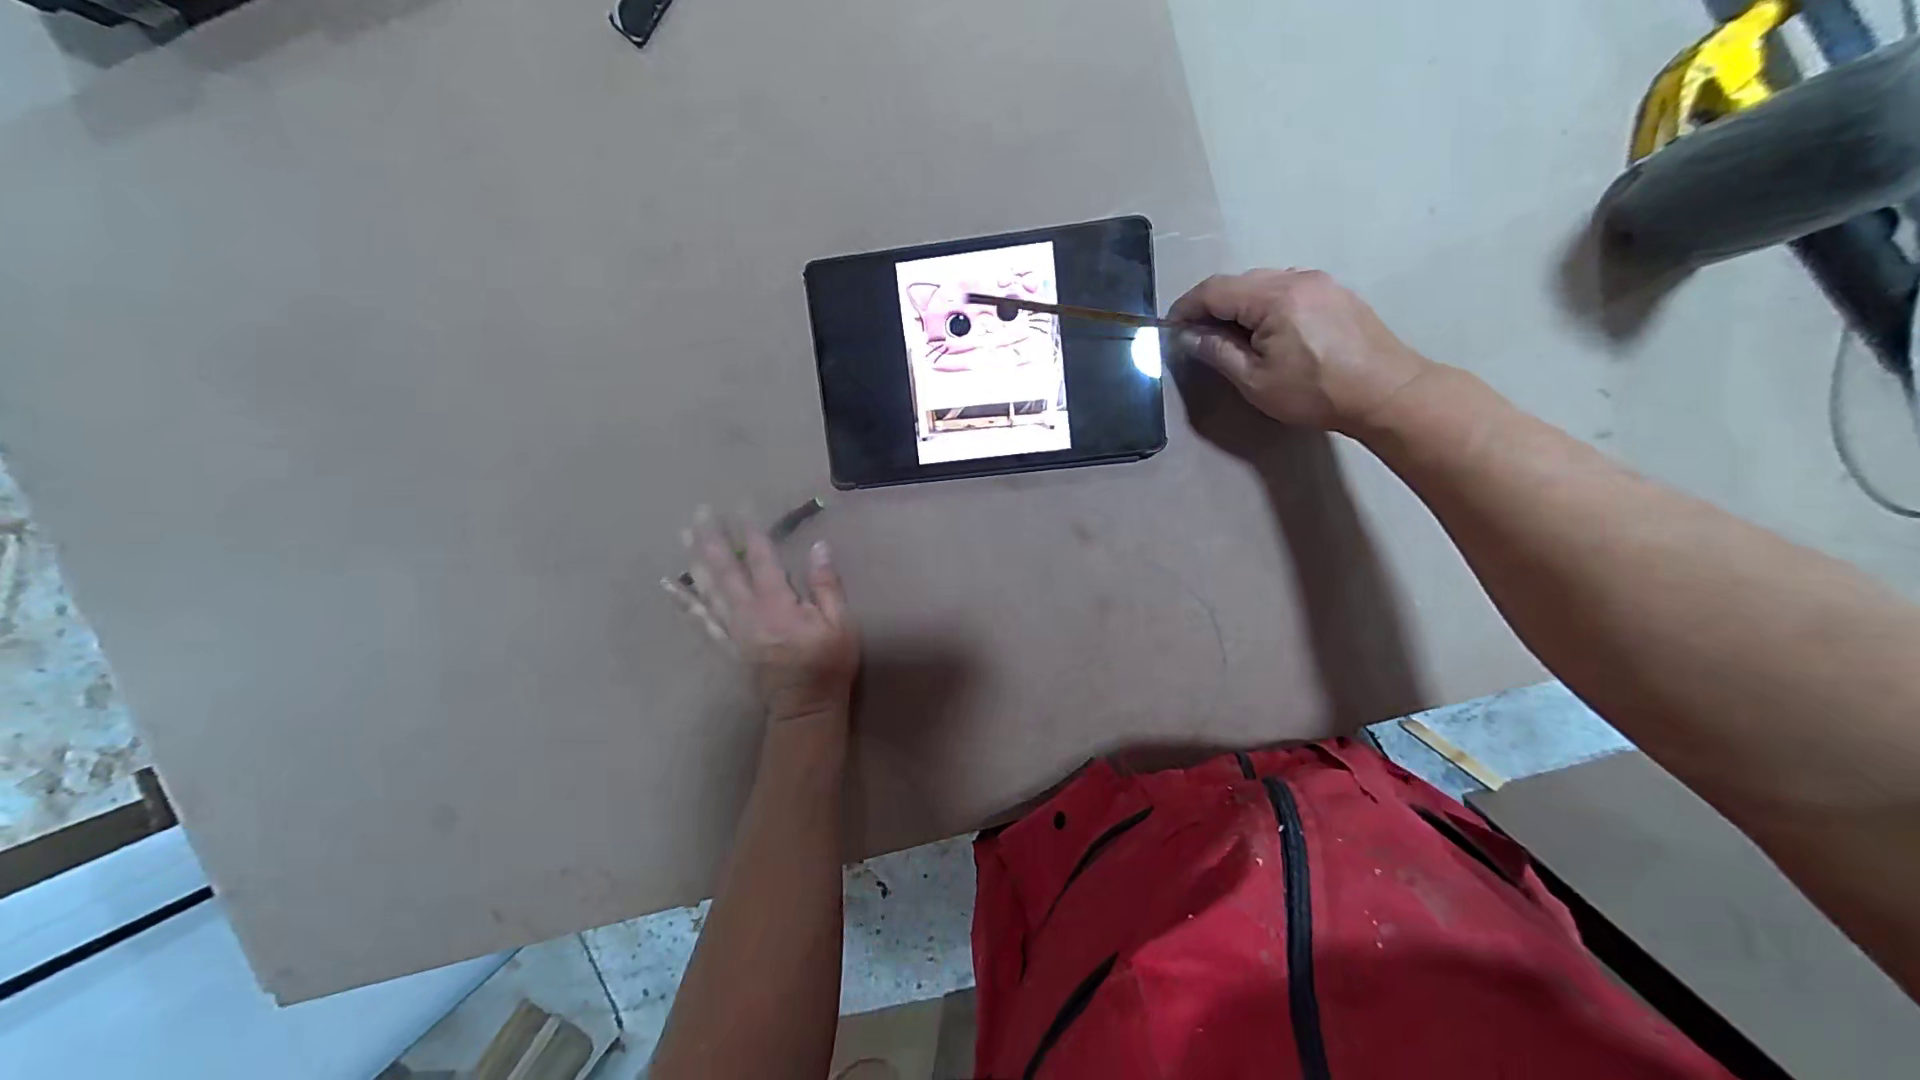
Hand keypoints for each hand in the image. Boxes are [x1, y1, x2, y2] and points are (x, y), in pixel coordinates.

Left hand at [670, 508, 859, 726]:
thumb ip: (827, 585)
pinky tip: (671, 587)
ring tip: (683, 534)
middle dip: (713, 537)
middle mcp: (747, 612)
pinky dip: (684, 602)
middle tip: (701, 511)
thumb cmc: (829, 663)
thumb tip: (819, 547)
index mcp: (777, 604)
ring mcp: (732, 630)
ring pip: (708, 589)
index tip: (742, 504)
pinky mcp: (726, 645)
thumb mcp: (841, 623)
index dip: (752, 529)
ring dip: (695, 560)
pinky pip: (700, 621)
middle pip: (726, 569)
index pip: (762, 558)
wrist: (806, 707)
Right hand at [1168, 269, 1433, 434]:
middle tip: (1195, 336)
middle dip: (1210, 306)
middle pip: (1238, 282)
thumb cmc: (1315, 392)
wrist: (1387, 392)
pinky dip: (1263, 304)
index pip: (1214, 290)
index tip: (1169, 328)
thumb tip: (1188, 336)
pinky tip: (1262, 331)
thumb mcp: (1255, 380)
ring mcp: (1319, 282)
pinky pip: (1285, 288)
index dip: (1186, 307)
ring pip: (1262, 283)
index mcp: (1274, 297)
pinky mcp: (1334, 292)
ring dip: (1237, 305)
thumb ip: (1217, 351)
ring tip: (1227, 336)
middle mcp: (1296, 278)